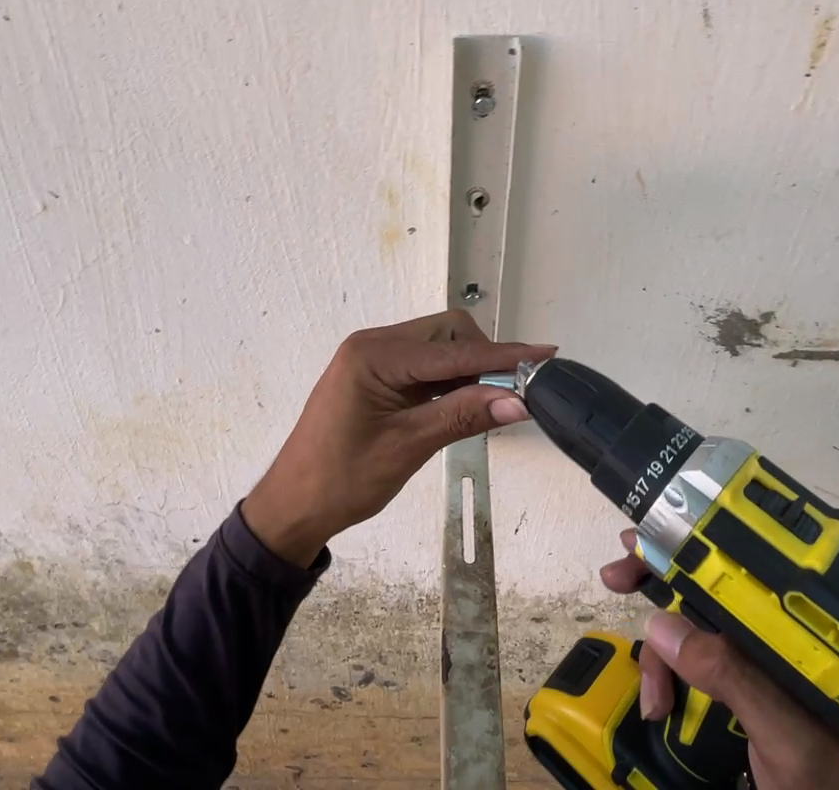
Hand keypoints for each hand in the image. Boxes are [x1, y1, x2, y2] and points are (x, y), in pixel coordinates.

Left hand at [242, 310, 555, 566]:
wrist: (293, 504)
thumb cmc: (343, 481)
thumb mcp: (408, 447)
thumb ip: (463, 416)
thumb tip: (519, 399)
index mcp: (375, 356)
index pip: (452, 351)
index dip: (502, 356)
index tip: (545, 354)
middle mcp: (373, 344)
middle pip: (446, 333)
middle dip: (483, 358)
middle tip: (509, 395)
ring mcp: (372, 357)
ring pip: (437, 346)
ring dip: (467, 368)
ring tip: (491, 402)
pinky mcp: (374, 374)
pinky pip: (423, 363)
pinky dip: (448, 379)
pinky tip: (464, 403)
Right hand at [600, 531, 838, 789]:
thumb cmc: (834, 789)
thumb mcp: (792, 739)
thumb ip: (735, 679)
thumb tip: (662, 624)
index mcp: (810, 636)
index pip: (753, 572)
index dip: (697, 546)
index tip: (646, 540)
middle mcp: (785, 642)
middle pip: (714, 589)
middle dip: (661, 582)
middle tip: (616, 577)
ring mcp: (760, 668)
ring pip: (693, 628)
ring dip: (658, 654)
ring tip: (655, 701)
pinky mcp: (739, 692)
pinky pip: (689, 664)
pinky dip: (664, 678)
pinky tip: (660, 704)